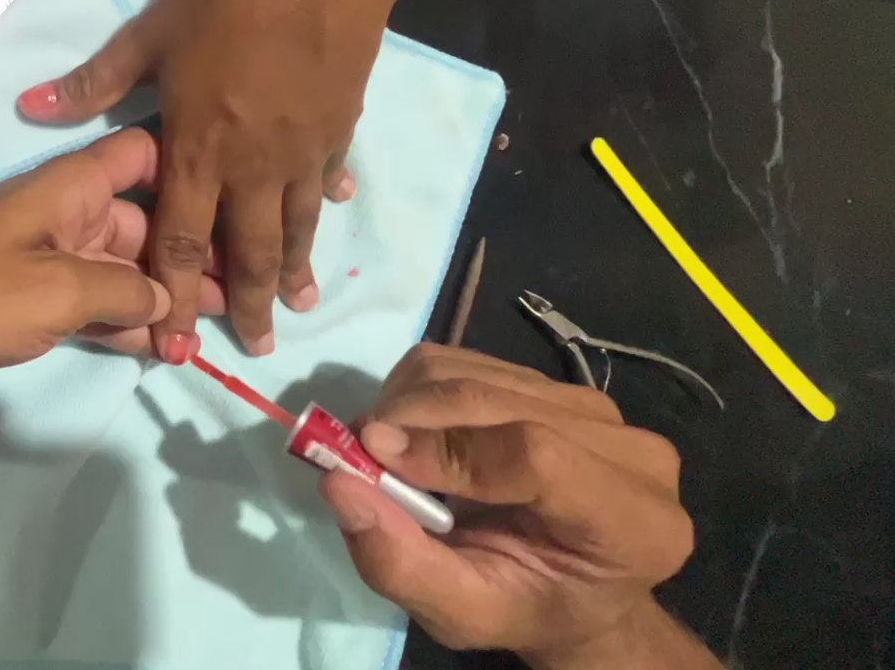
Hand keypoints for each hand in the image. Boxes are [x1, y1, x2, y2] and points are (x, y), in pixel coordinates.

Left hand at [0, 127, 225, 377]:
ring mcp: (55, 254)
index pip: (145, 156)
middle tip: (245, 301)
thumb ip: (123, 292)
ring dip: (166, 300)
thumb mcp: (55, 291)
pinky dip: (128, 321)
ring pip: (127, 270)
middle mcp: (71, 212)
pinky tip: (166, 349)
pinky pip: (98, 301)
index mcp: (74, 187)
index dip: (192, 173)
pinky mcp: (39, 293)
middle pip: (148, 223)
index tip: (238, 207)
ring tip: (219, 334)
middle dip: (192, 259)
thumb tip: (170, 301)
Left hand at [17, 0, 376, 361]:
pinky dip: (326, 203)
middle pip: (247, 249)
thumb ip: (93, 83)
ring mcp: (300, 151)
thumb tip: (29, 106)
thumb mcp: (148, 38)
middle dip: (248, 302)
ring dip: (295, 269)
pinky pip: (327, 177)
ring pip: (295, 225)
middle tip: (258, 345)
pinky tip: (332, 217)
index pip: (178, 240)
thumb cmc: (223, 4)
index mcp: (198, 152)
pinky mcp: (337, 128)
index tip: (184, 343)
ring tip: (301, 306)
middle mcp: (251, 167)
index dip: (175, 295)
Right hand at [320, 344, 696, 665]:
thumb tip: (338, 483)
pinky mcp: (541, 378)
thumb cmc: (520, 603)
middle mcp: (627, 450)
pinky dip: (411, 388)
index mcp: (634, 522)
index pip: (536, 454)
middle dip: (406, 418)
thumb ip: (401, 563)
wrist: (559, 578)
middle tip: (356, 450)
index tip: (372, 452)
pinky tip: (416, 430)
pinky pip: (454, 359)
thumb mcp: (460, 614)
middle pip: (488, 400)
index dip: (447, 447)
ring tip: (392, 451)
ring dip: (403, 403)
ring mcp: (585, 404)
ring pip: (463, 372)